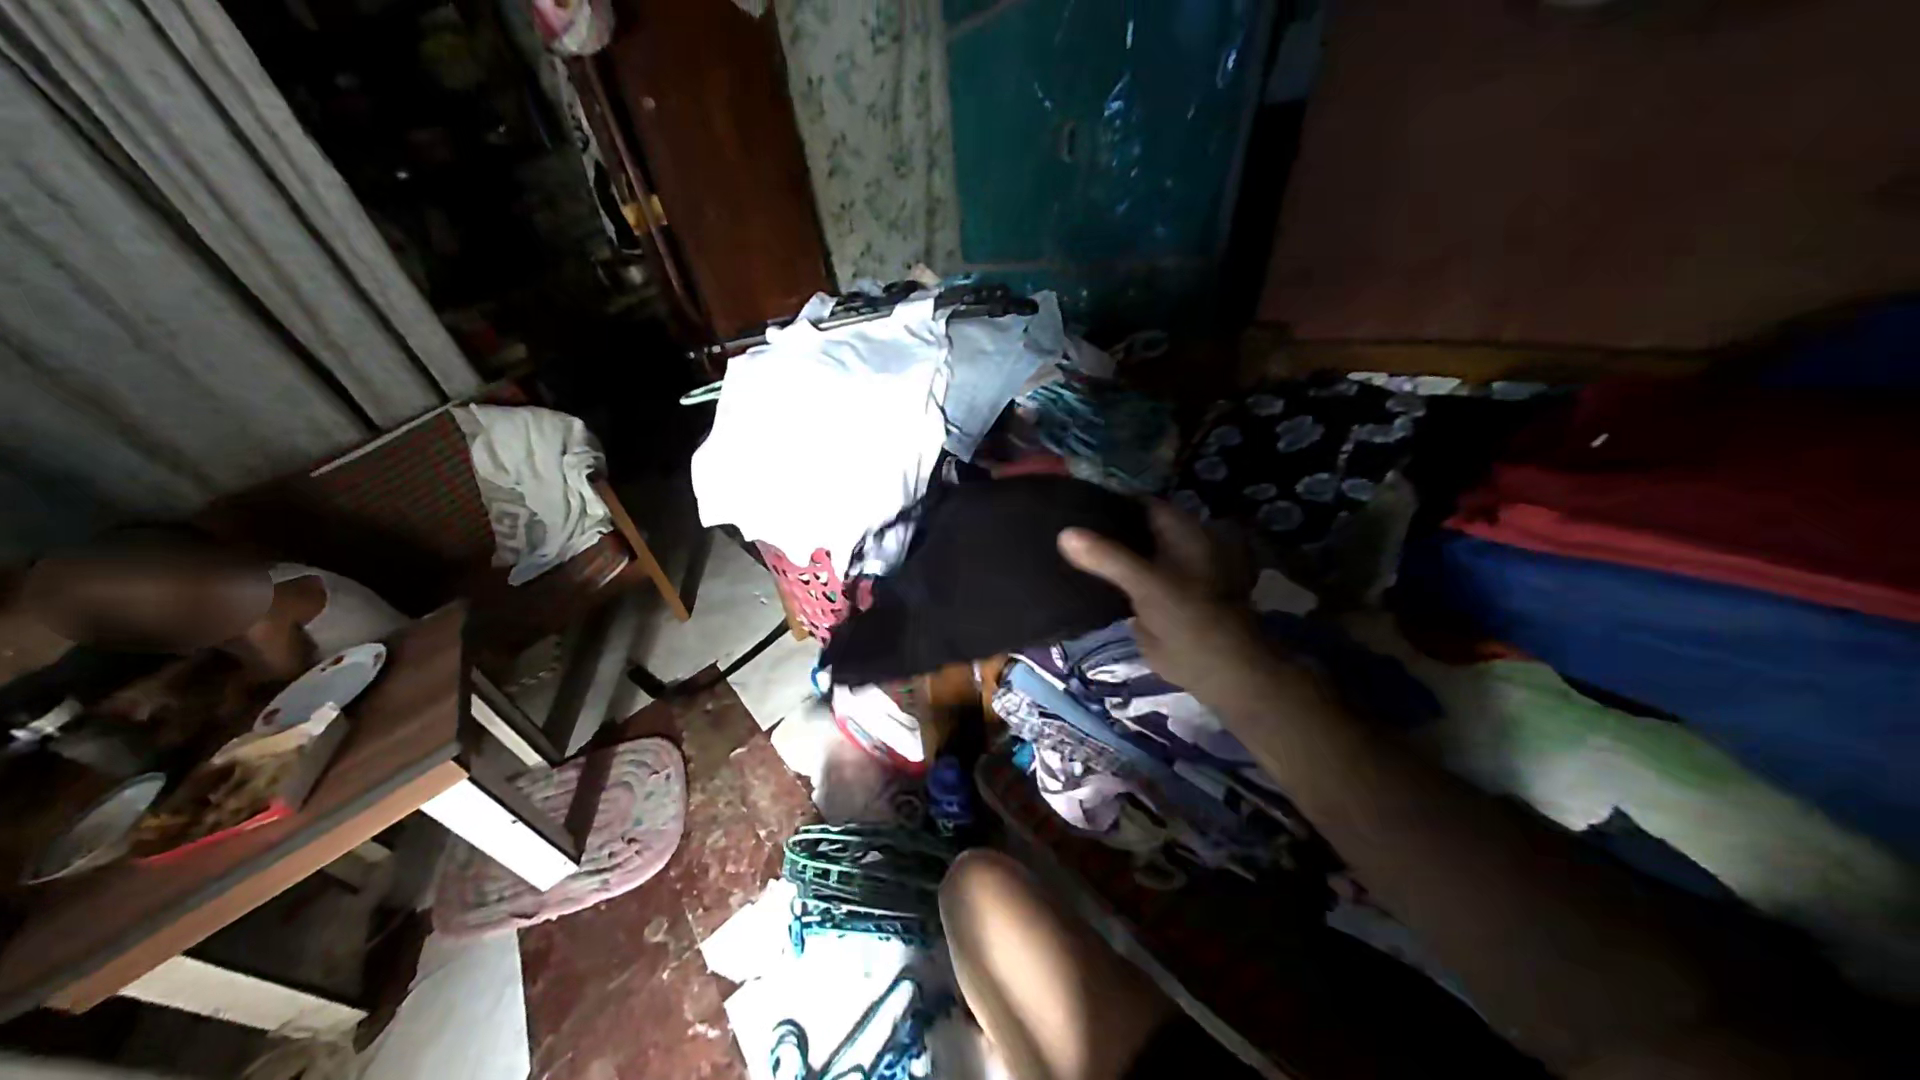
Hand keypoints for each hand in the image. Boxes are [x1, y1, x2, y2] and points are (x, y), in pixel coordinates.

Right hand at [1058, 501, 1281, 704]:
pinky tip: (1067, 574)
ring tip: (1053, 544)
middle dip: (1096, 526)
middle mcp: (1167, 545)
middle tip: (1055, 521)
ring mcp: (1155, 572)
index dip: (1107, 499)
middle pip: (1126, 527)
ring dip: (1095, 553)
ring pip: (1120, 554)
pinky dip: (1098, 577)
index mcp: (1180, 530)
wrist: (1213, 669)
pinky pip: (1116, 580)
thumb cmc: (1191, 617)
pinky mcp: (1145, 597)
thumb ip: (1107, 557)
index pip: (1137, 503)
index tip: (1070, 499)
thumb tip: (1064, 533)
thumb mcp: (1147, 582)